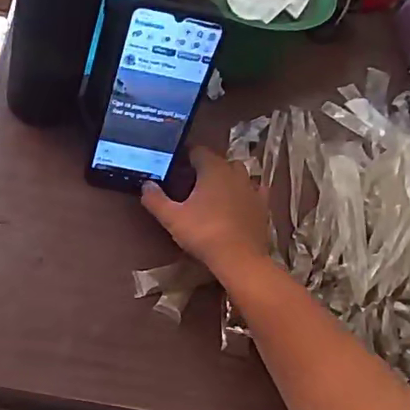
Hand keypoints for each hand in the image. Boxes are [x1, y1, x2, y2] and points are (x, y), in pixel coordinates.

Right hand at [140, 145, 271, 272]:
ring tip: (214, 192)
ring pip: (239, 174)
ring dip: (227, 178)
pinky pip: (254, 191)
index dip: (186, 157)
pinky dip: (245, 193)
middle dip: (207, 167)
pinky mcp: (263, 205)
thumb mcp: (172, 218)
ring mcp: (252, 188)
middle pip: (219, 161)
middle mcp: (235, 172)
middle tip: (192, 183)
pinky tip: (239, 201)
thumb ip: (156, 199)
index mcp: (213, 169)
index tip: (177, 167)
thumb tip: (146, 185)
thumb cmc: (203, 233)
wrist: (239, 258)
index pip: (198, 151)